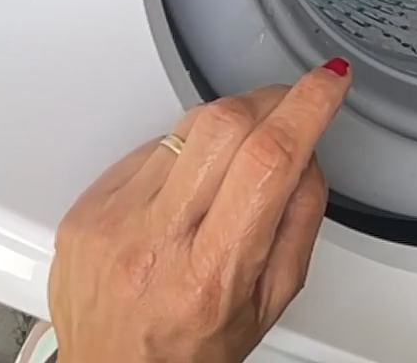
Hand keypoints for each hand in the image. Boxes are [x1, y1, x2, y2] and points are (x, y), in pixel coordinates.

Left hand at [48, 63, 351, 362]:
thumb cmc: (193, 350)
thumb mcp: (273, 297)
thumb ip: (302, 215)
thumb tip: (307, 145)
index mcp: (210, 274)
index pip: (268, 159)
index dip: (307, 105)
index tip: (330, 80)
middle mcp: (154, 243)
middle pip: (226, 123)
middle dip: (271, 101)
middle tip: (287, 113)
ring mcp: (113, 221)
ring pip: (192, 122)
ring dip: (231, 123)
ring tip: (232, 164)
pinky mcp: (86, 206)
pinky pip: (155, 142)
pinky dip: (188, 149)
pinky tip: (188, 186)